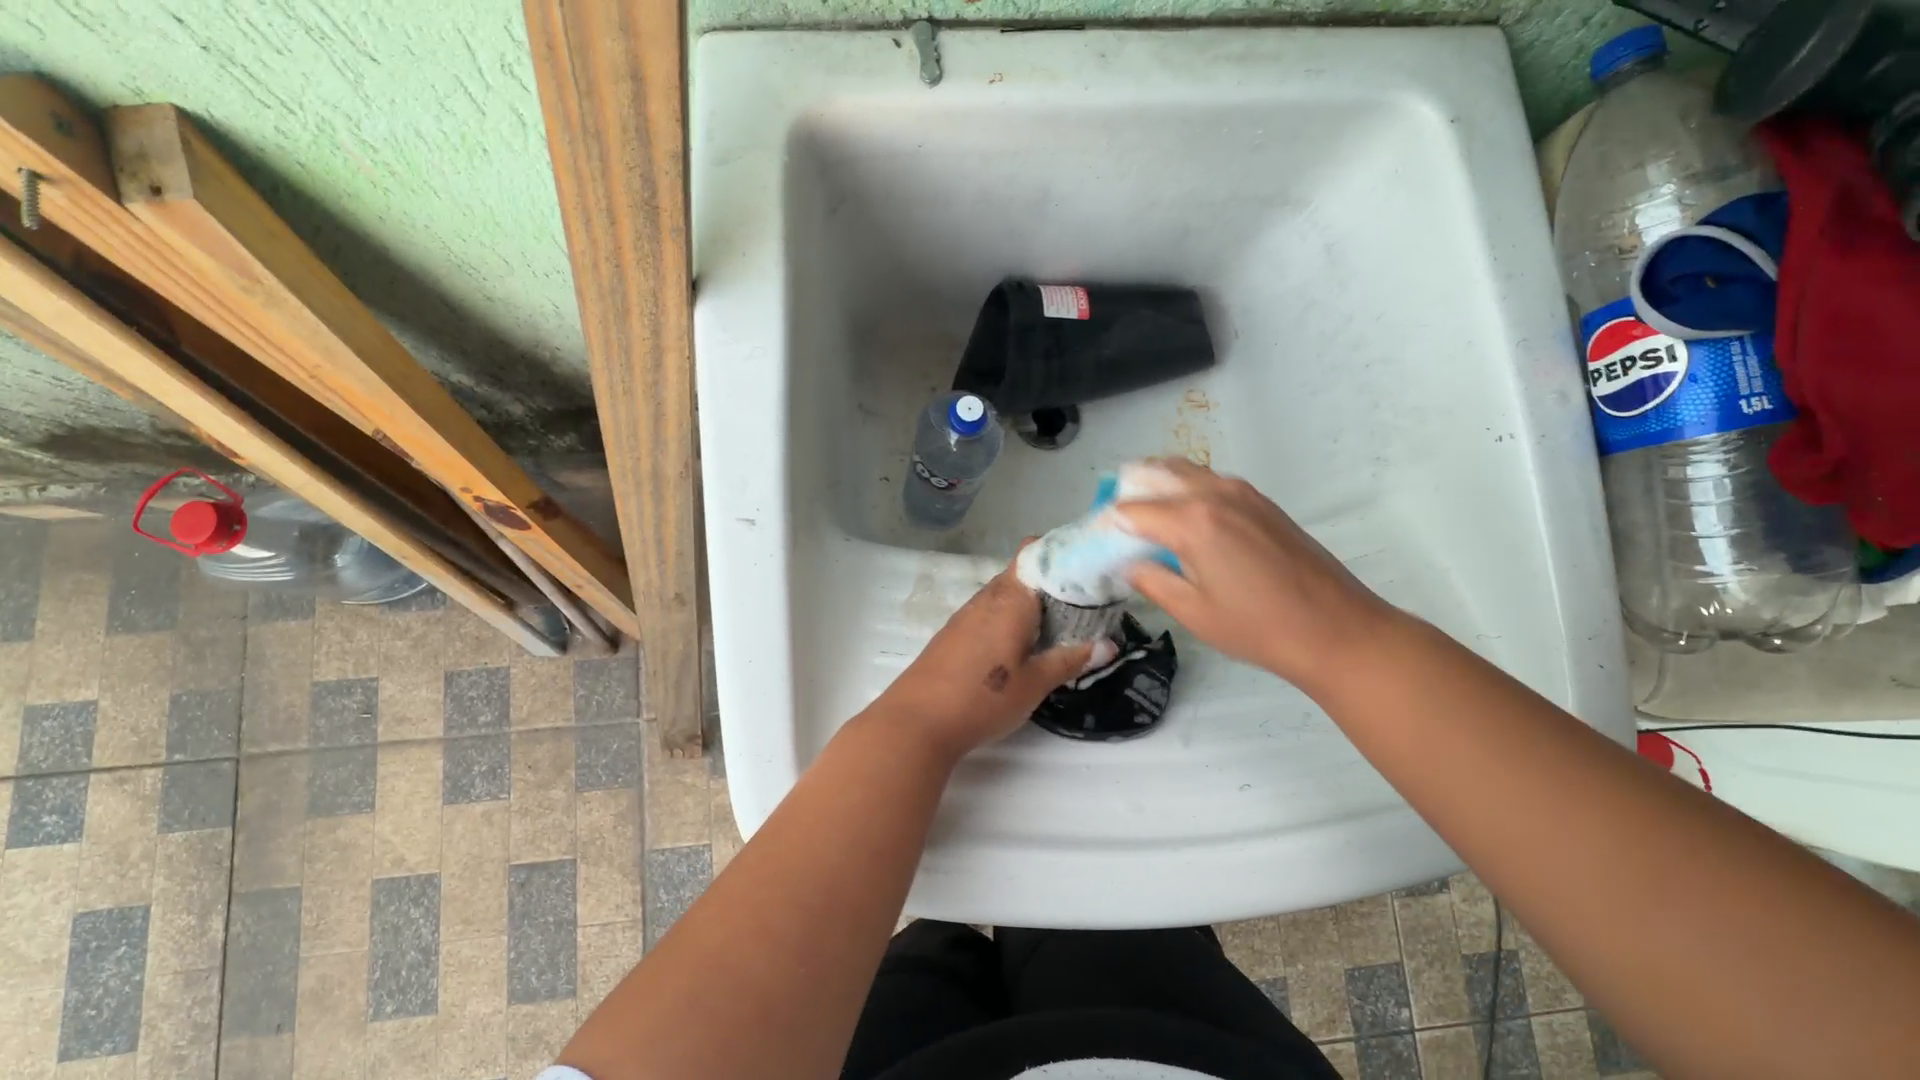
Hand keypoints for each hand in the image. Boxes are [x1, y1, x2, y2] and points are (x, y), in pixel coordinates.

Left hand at [867, 556, 1099, 760]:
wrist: (917, 721)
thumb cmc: (984, 697)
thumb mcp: (1036, 682)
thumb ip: (1071, 659)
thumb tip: (1109, 645)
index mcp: (1010, 598)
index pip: (1033, 552)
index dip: (1059, 553)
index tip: (1087, 567)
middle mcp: (986, 597)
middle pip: (1022, 575)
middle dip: (1052, 584)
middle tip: (1085, 604)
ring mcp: (966, 616)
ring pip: (1005, 596)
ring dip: (1030, 605)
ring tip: (1060, 627)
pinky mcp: (953, 635)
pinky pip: (990, 615)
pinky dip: (1010, 621)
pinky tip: (1023, 647)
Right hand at [1115, 459, 1401, 692]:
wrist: (1336, 629)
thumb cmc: (1259, 627)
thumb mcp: (1193, 612)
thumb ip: (1152, 581)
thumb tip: (1131, 564)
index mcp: (1192, 520)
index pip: (1132, 511)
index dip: (1107, 524)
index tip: (1094, 541)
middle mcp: (1214, 494)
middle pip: (1157, 474)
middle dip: (1129, 491)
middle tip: (1116, 522)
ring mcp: (1243, 493)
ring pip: (1186, 472)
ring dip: (1159, 485)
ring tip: (1144, 516)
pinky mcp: (1262, 502)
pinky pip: (1211, 482)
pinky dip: (1187, 490)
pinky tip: (1185, 521)